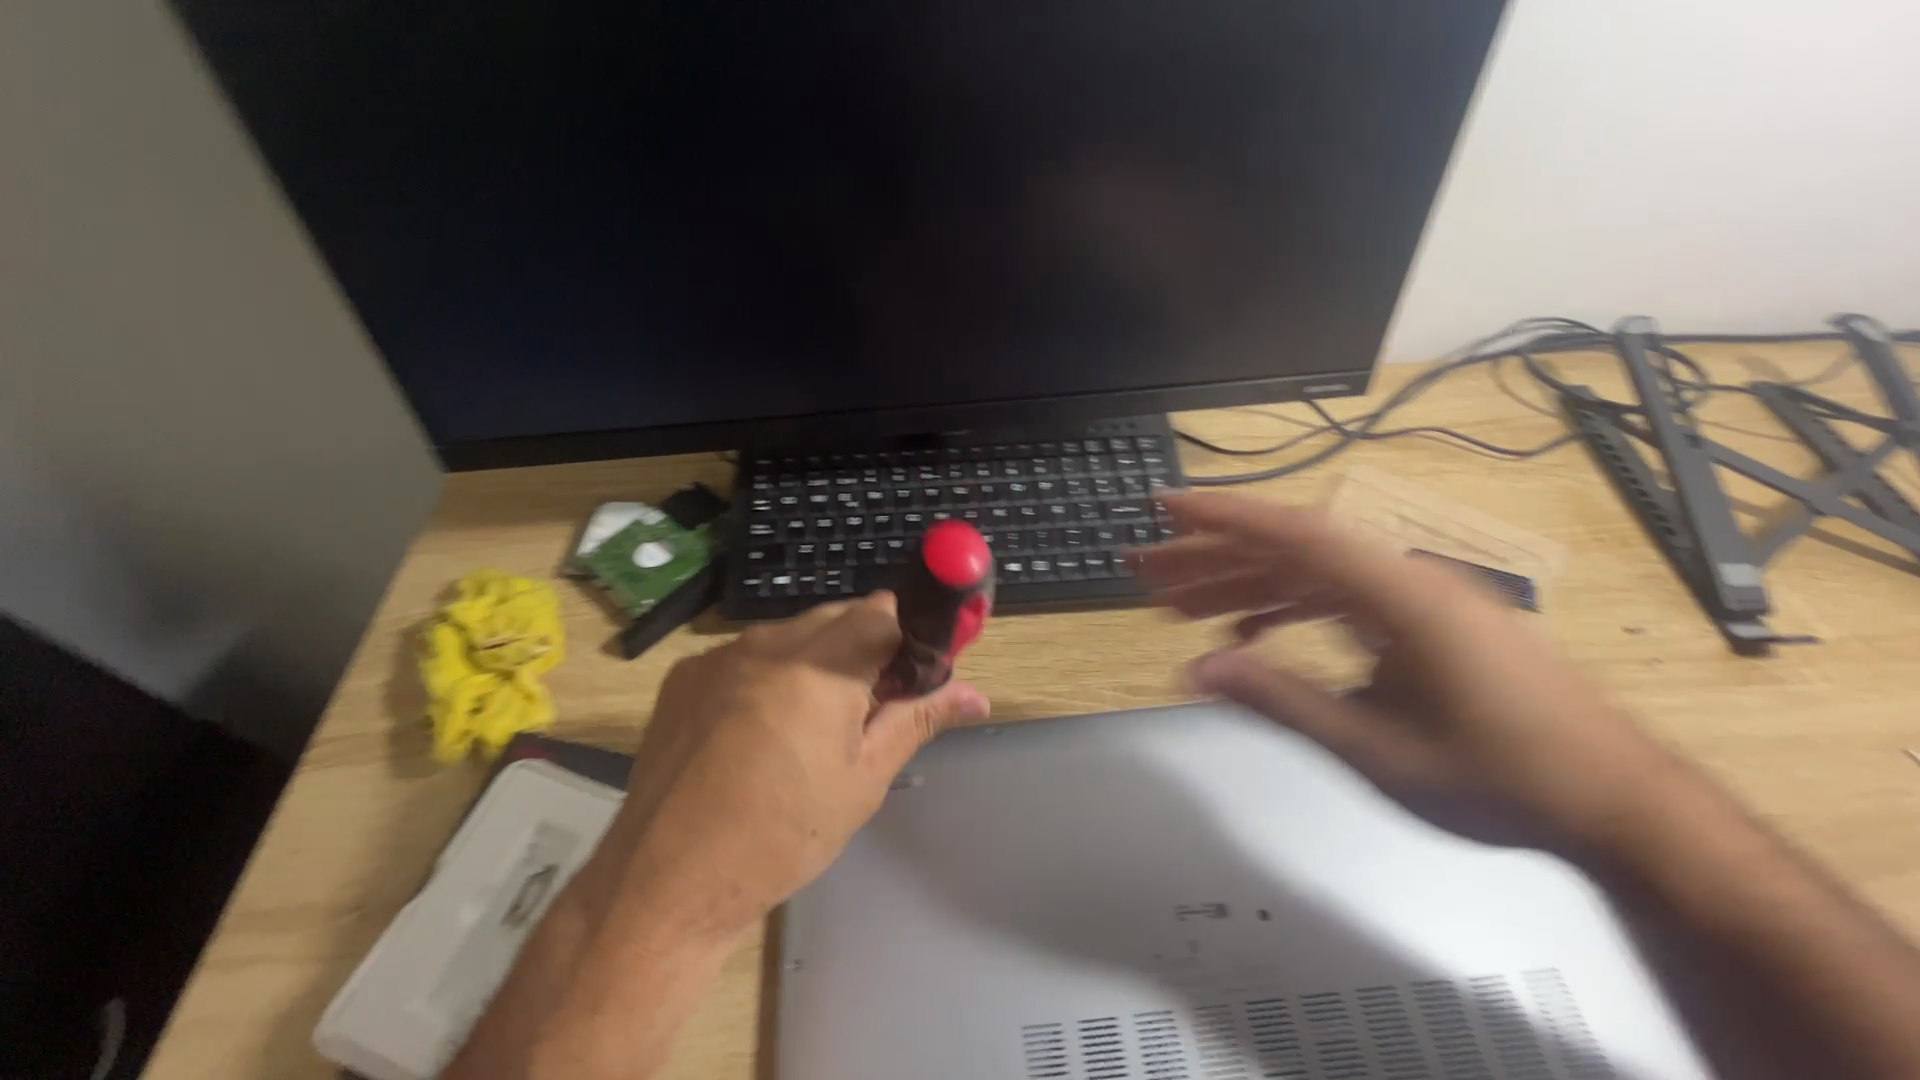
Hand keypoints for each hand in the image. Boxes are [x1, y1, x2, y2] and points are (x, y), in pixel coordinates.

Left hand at [581, 592, 990, 940]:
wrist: (667, 881)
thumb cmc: (781, 837)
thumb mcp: (863, 780)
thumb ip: (917, 720)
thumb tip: (975, 695)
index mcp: (818, 668)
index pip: (884, 612)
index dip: (910, 636)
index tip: (918, 673)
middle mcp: (766, 644)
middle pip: (838, 617)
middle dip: (866, 649)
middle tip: (871, 708)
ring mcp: (718, 655)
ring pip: (792, 634)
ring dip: (818, 661)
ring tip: (813, 727)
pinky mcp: (685, 675)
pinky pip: (746, 655)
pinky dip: (770, 675)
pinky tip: (760, 731)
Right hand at [1135, 492, 1684, 855]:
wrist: (1619, 803)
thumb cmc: (1499, 777)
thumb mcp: (1373, 747)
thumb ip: (1279, 700)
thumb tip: (1194, 671)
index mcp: (1400, 593)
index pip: (1293, 533)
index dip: (1221, 516)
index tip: (1163, 506)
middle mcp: (1408, 579)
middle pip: (1293, 551)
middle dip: (1213, 559)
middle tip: (1145, 573)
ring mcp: (1421, 600)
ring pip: (1314, 575)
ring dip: (1246, 585)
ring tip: (1180, 608)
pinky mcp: (1429, 624)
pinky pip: (1343, 601)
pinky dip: (1291, 610)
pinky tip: (1253, 634)